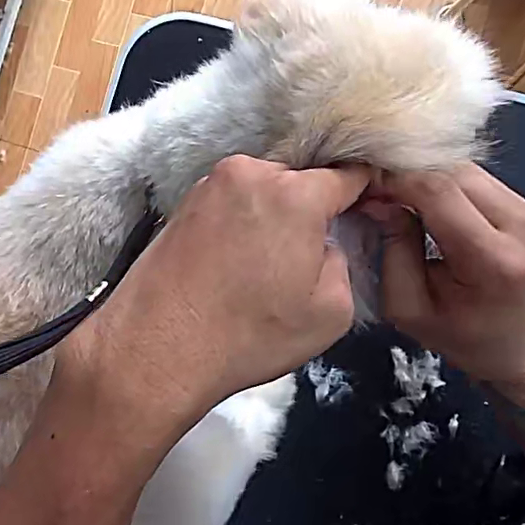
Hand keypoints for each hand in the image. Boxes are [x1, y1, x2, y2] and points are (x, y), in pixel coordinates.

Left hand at [60, 156, 370, 432]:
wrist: (155, 351)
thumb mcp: (331, 311)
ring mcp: (212, 183)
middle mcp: (252, 173)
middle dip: (315, 208)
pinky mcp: (185, 202)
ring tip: (267, 263)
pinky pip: (235, 200)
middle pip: (304, 180)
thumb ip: (344, 261)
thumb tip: (323, 244)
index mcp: (296, 194)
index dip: (366, 192)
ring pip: (267, 189)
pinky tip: (238, 262)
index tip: (368, 210)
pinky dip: (246, 221)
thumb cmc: (249, 335)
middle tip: (310, 252)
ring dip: (278, 215)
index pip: (349, 175)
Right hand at [364, 165, 524, 385]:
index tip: (368, 185)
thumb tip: (382, 198)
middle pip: (456, 175)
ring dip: (432, 179)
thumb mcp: (408, 307)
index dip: (397, 180)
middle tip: (382, 192)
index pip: (440, 193)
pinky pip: (483, 181)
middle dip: (411, 176)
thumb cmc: (458, 334)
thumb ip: (394, 251)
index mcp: (495, 262)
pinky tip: (435, 206)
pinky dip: (452, 186)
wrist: (514, 343)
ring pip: (469, 171)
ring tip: (405, 198)